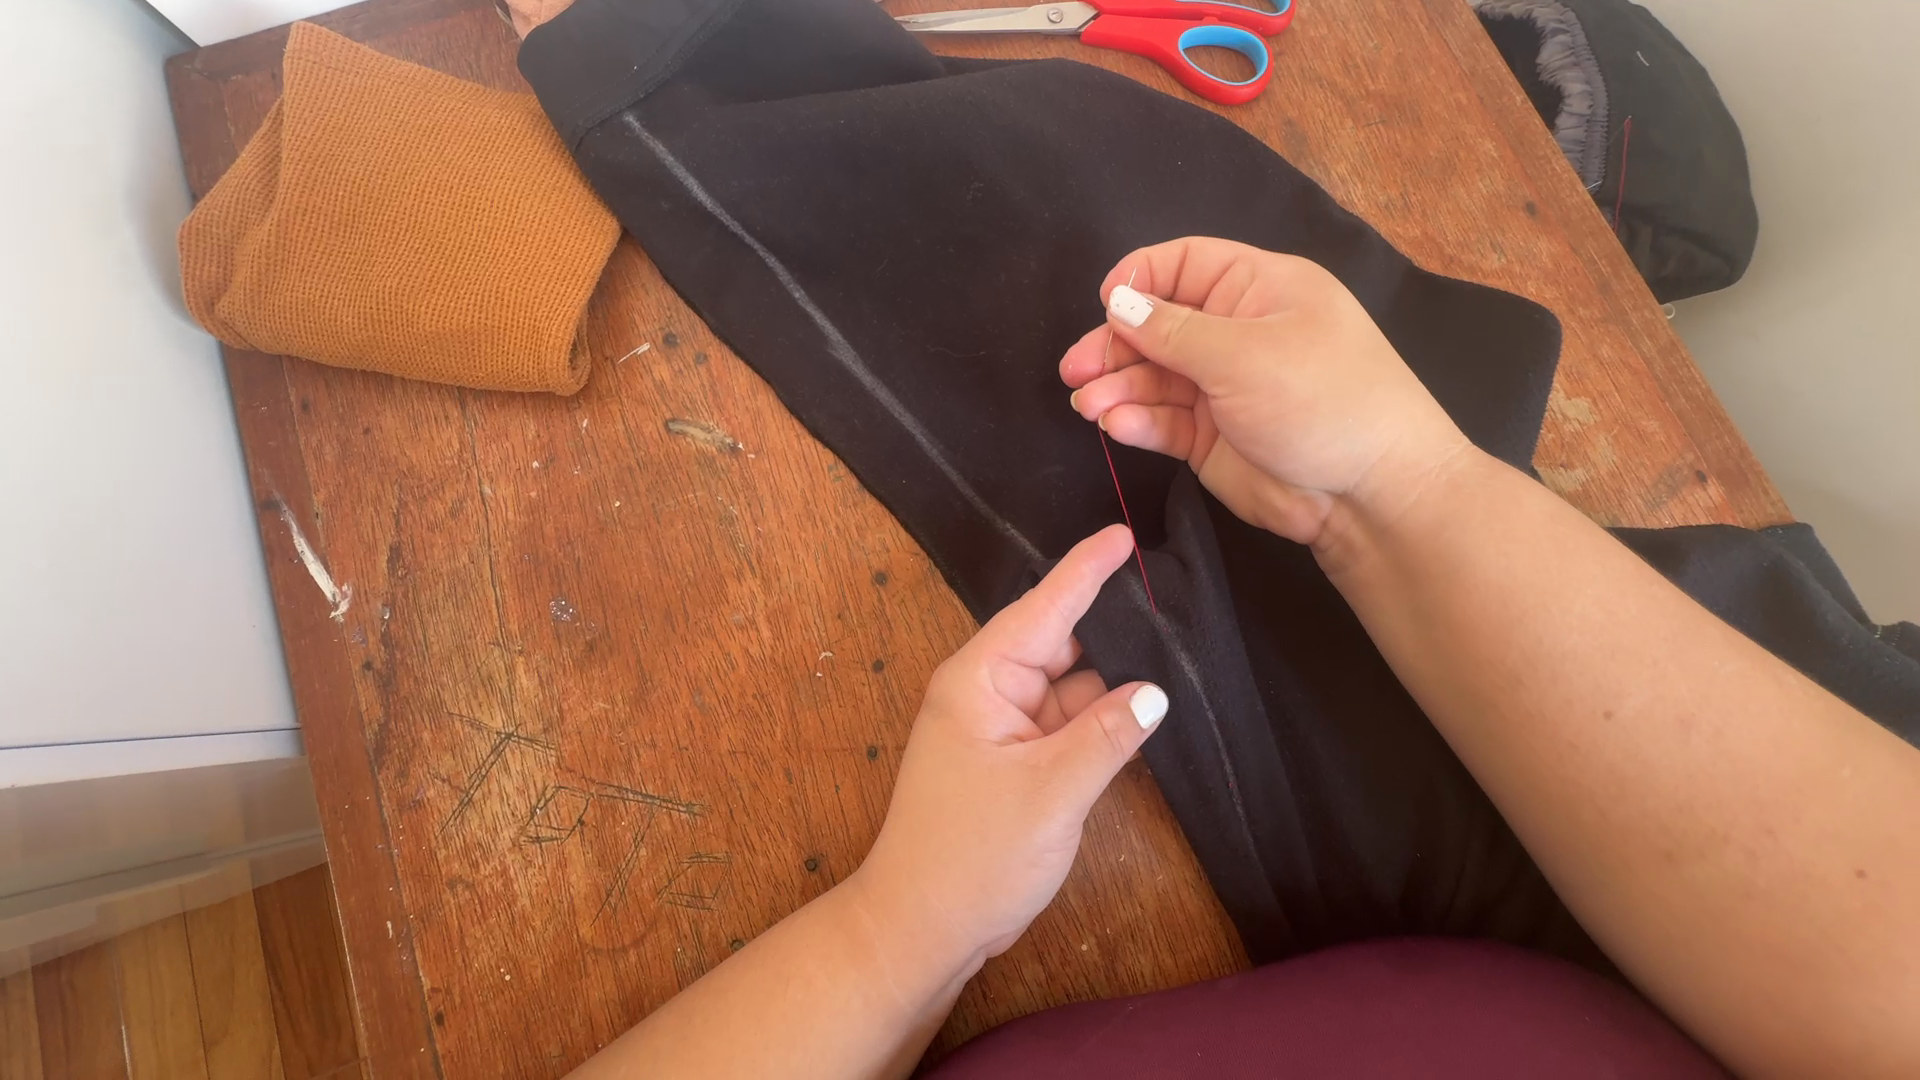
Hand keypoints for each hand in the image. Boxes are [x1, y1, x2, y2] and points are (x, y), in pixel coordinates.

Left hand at [854, 525, 1167, 962]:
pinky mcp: (1017, 756)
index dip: (1085, 570)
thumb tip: (1156, 690)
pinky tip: (1142, 708)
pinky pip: (1066, 720)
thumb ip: (1106, 737)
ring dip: (1110, 679)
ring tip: (1172, 652)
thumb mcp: (1050, 793)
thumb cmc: (972, 854)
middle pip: (1059, 642)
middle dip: (1109, 626)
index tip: (1123, 534)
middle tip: (1171, 600)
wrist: (924, 926)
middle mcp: (990, 690)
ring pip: (1068, 684)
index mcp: (980, 678)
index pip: (1043, 608)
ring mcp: (1003, 724)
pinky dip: (1100, 716)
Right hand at [1059, 237, 1470, 545]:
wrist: (1365, 493)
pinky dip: (1136, 421)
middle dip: (1113, 345)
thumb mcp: (1245, 354)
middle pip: (1155, 326)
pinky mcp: (1207, 437)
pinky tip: (1116, 425)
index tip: (1103, 304)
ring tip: (1088, 405)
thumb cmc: (1321, 399)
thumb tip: (1117, 302)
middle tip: (1075, 369)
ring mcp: (1218, 388)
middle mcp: (1232, 334)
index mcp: (1255, 291)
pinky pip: (1162, 421)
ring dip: (1116, 388)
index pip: (1184, 266)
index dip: (1139, 279)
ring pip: (1151, 378)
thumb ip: (1174, 331)